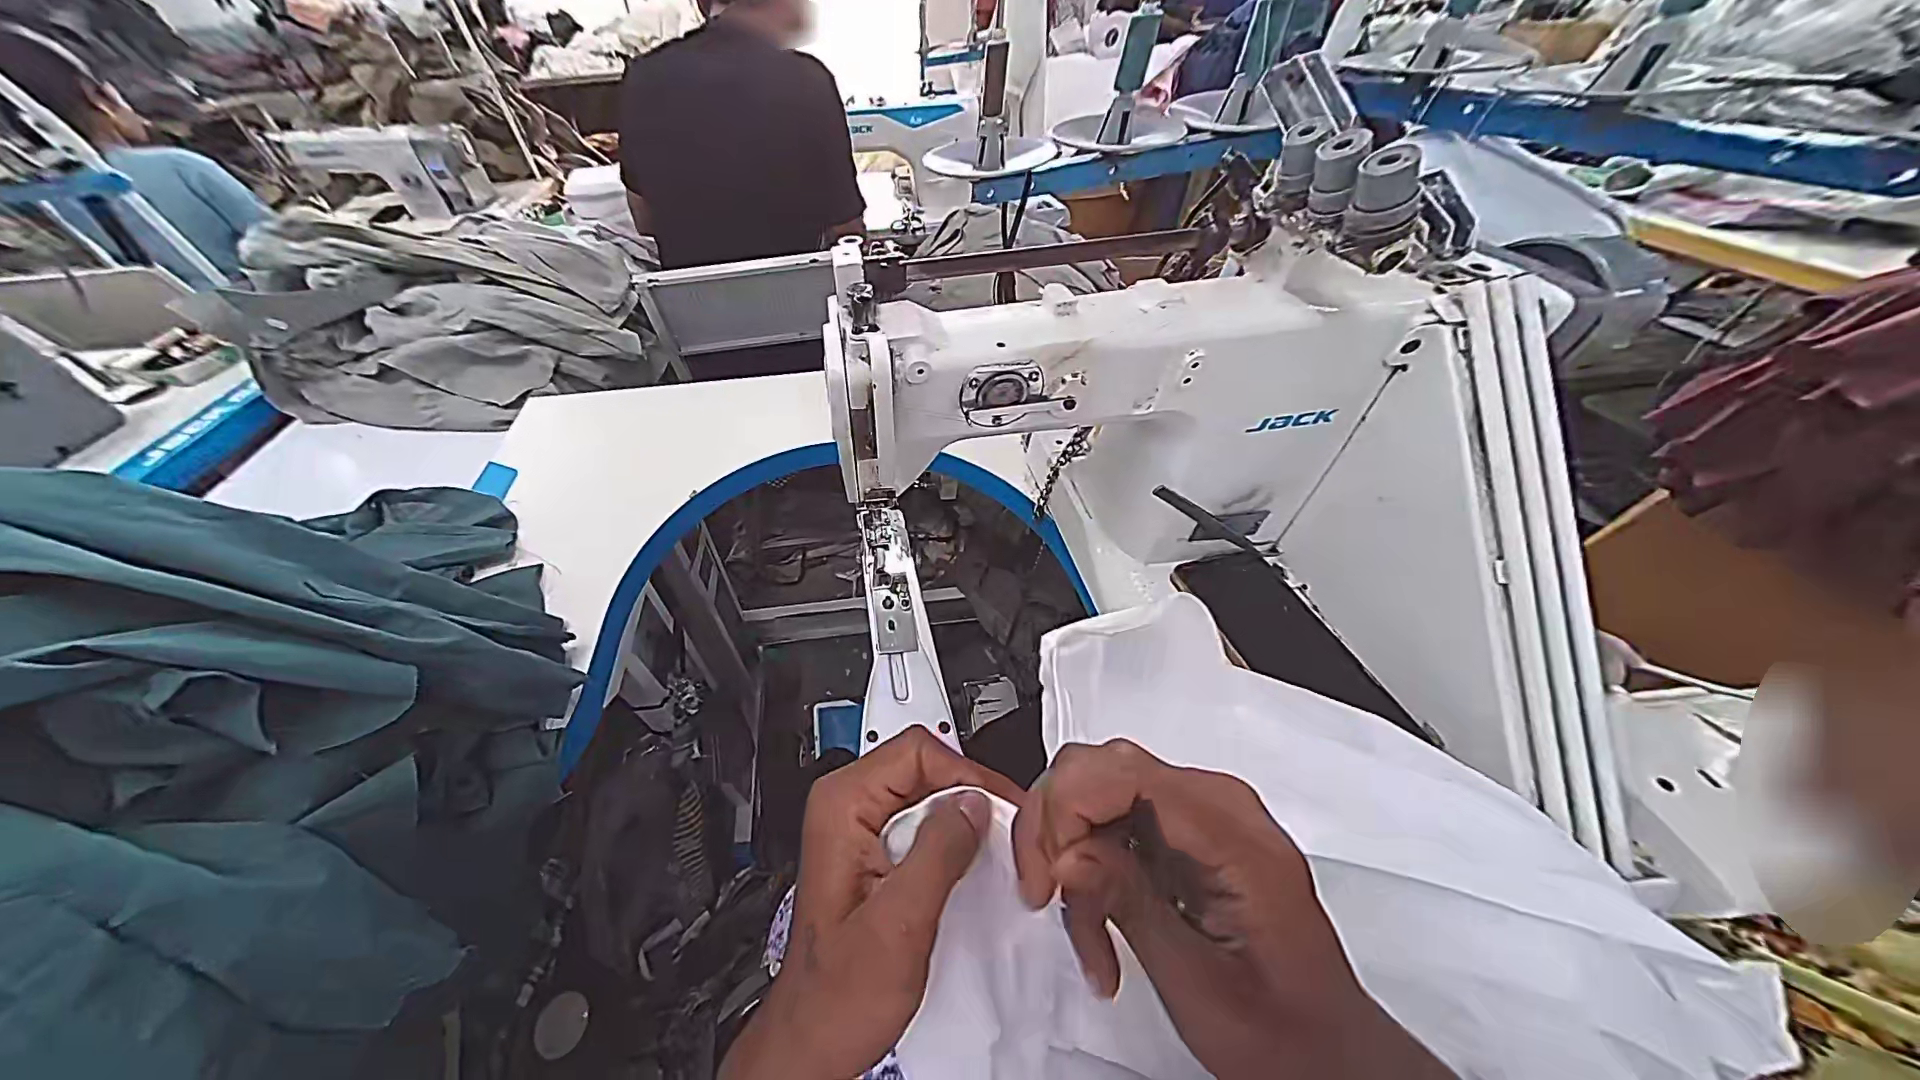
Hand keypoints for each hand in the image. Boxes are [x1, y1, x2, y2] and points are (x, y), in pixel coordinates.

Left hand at [720, 727, 1025, 1079]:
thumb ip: (938, 853)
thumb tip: (973, 804)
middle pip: (926, 764)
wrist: (817, 1034)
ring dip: (966, 815)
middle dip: (970, 793)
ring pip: (930, 789)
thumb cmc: (836, 995)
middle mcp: (846, 804)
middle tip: (1005, 827)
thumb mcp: (897, 924)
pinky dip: (954, 834)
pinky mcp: (876, 843)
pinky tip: (968, 862)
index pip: (918, 751)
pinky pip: (926, 817)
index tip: (999, 805)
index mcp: (841, 805)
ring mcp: (861, 822)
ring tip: (992, 848)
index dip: (966, 775)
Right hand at [1012, 739, 1455, 1079]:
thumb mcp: (1198, 983)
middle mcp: (1212, 801)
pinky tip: (1098, 927)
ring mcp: (1195, 810)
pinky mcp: (1179, 826)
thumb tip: (1065, 852)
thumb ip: (1130, 904)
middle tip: (1044, 893)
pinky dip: (1088, 867)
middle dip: (1054, 828)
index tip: (1047, 876)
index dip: (1064, 810)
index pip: (1120, 772)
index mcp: (1229, 829)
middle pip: (1097, 769)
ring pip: (1092, 792)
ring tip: (1086, 938)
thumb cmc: (1285, 1029)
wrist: (1325, 1048)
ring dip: (1068, 856)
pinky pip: (1109, 819)